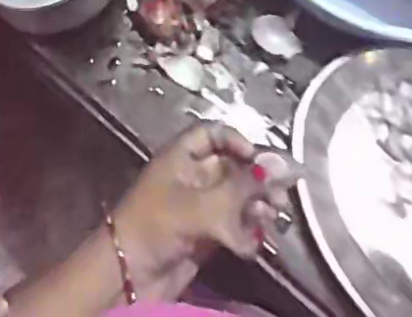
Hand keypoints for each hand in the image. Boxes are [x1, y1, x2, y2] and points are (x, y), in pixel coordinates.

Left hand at [113, 124, 292, 300]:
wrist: (128, 277)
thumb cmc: (157, 224)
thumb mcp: (201, 204)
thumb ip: (242, 187)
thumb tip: (282, 165)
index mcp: (181, 155)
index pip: (213, 134)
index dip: (236, 140)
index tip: (257, 158)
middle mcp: (192, 176)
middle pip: (231, 167)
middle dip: (256, 178)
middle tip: (283, 193)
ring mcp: (199, 207)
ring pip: (236, 198)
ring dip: (257, 205)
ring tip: (275, 216)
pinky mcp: (205, 236)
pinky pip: (234, 226)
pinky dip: (248, 232)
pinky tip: (258, 240)